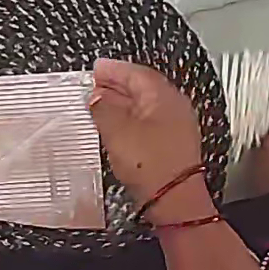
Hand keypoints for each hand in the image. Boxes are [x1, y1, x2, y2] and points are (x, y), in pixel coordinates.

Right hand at [88, 58, 210, 220]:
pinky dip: (128, 120)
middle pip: (142, 87)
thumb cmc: (150, 164)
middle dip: (116, 85)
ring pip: (144, 106)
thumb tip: (96, 97)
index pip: (137, 73)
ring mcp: (175, 127)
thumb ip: (103, 108)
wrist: (174, 200)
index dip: (113, 70)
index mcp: (164, 96)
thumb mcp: (118, 131)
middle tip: (94, 85)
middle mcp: (173, 107)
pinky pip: (146, 123)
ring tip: (98, 106)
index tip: (96, 69)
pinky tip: (114, 127)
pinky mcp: (170, 146)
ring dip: (121, 103)